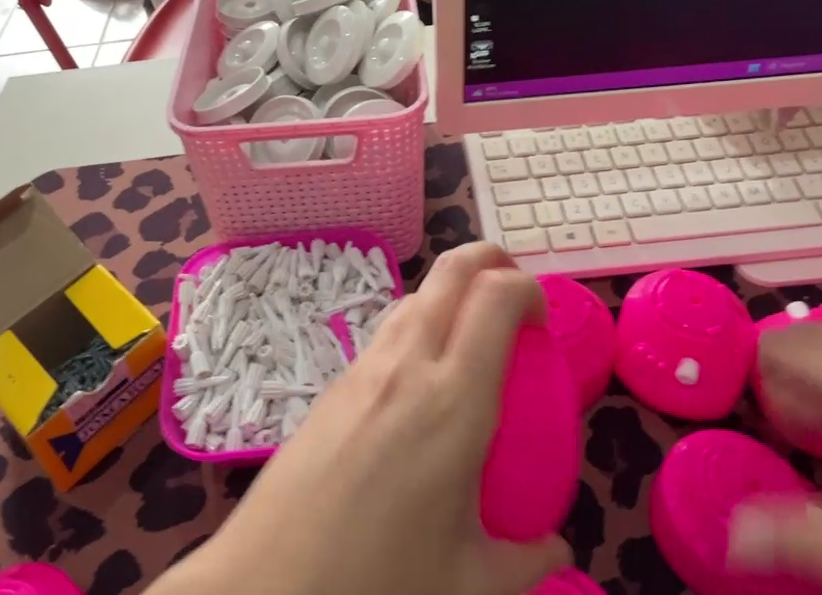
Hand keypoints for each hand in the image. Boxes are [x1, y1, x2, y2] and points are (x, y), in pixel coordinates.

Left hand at [151, 242, 568, 594]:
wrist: (268, 586)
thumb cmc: (378, 580)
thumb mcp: (469, 583)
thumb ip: (525, 560)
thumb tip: (554, 545)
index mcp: (453, 401)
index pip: (496, 299)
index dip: (529, 288)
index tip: (544, 323)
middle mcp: (406, 366)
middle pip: (450, 272)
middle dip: (489, 259)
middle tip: (514, 289)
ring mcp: (362, 370)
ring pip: (413, 298)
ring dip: (449, 294)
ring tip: (472, 334)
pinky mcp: (332, 386)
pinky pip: (385, 333)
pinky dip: (417, 328)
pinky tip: (422, 379)